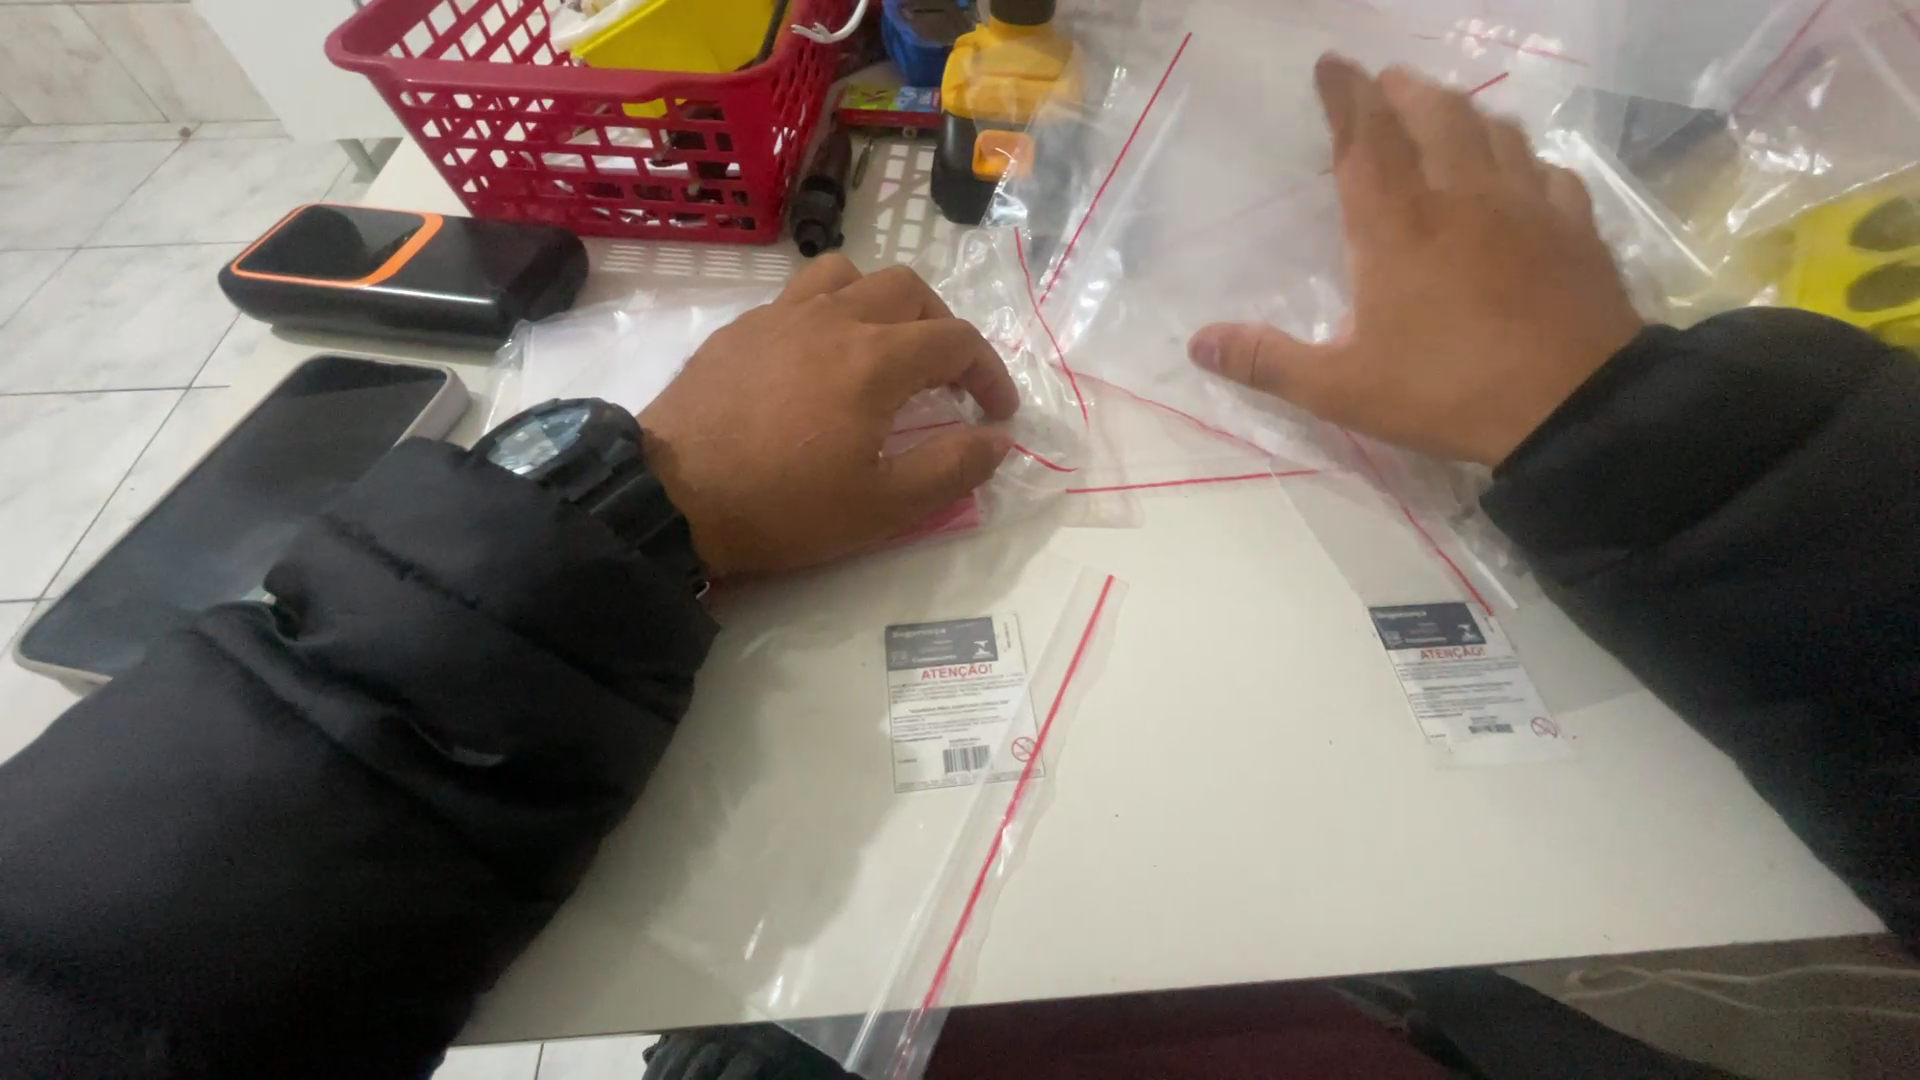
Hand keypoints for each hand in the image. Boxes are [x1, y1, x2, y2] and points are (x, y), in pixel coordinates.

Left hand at [640, 256, 1018, 576]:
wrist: (672, 499)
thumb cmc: (785, 508)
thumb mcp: (884, 507)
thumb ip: (952, 468)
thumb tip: (998, 439)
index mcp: (875, 360)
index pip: (957, 341)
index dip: (990, 373)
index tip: (997, 412)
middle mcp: (833, 319)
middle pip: (908, 290)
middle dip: (941, 327)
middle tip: (945, 376)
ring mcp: (780, 317)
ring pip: (849, 274)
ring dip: (883, 303)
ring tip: (883, 347)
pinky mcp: (740, 329)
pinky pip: (799, 295)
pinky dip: (830, 312)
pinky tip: (818, 358)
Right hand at [1187, 56, 1642, 465]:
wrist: (1573, 409)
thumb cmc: (1443, 393)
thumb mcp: (1337, 389)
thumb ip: (1265, 362)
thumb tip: (1197, 343)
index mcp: (1398, 228)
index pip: (1365, 140)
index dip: (1344, 97)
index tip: (1330, 65)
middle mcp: (1463, 198)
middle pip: (1434, 116)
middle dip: (1401, 92)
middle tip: (1381, 83)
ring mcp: (1526, 206)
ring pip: (1493, 130)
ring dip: (1459, 111)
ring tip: (1438, 111)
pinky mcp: (1572, 228)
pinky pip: (1543, 168)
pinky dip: (1517, 154)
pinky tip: (1513, 169)